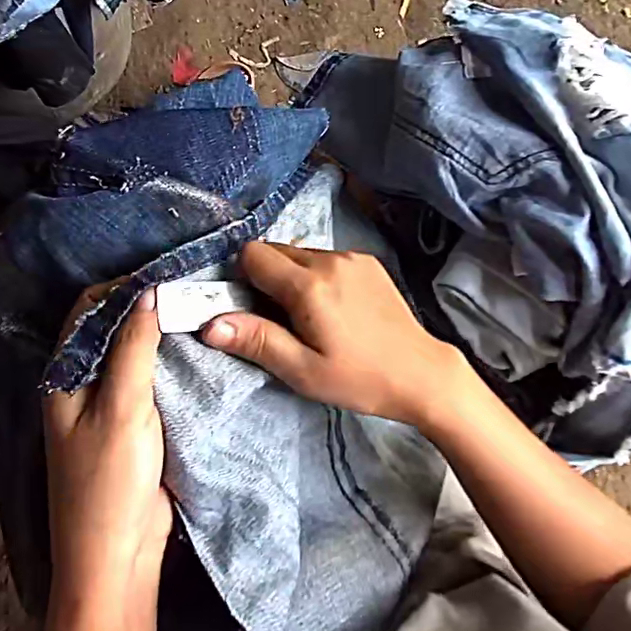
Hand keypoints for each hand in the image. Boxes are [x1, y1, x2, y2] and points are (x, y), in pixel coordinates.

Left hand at [44, 288, 172, 600]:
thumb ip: (134, 348)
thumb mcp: (122, 407)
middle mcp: (82, 383)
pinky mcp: (135, 420)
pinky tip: (197, 347)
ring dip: (160, 330)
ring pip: (134, 350)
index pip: (89, 311)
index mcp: (65, 376)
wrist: (117, 553)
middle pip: (112, 327)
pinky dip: (170, 357)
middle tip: (190, 288)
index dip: (123, 287)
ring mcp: (109, 402)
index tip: (167, 275)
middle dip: (146, 304)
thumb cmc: (109, 481)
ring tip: (199, 309)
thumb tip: (148, 290)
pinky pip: (150, 375)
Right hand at [201, 242, 476, 427]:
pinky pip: (326, 257)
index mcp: (310, 285)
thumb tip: (210, 324)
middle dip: (266, 278)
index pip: (253, 255)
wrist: (421, 373)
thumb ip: (256, 341)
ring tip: (311, 317)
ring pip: (300, 253)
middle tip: (281, 319)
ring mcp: (353, 258)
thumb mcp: (303, 371)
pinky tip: (334, 309)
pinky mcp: (369, 262)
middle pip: (275, 250)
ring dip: (293, 277)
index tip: (252, 309)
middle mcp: (331, 260)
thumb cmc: (360, 379)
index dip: (242, 280)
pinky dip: (318, 275)